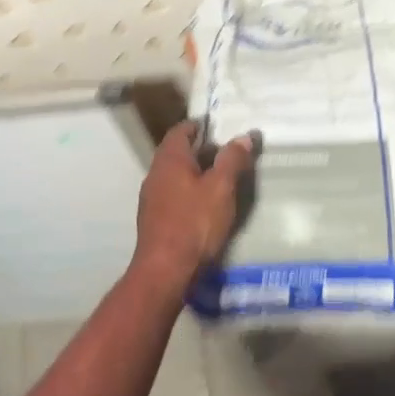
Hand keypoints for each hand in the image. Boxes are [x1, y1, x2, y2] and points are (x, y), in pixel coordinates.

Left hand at [132, 122, 255, 288]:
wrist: (165, 269)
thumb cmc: (195, 223)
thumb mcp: (221, 188)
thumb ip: (232, 160)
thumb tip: (244, 136)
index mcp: (170, 160)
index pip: (180, 131)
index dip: (198, 126)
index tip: (216, 126)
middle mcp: (155, 174)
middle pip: (176, 153)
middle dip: (199, 150)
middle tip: (225, 153)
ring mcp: (151, 199)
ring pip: (174, 176)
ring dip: (194, 173)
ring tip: (219, 179)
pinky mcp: (154, 220)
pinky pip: (172, 195)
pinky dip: (188, 192)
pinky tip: (203, 206)